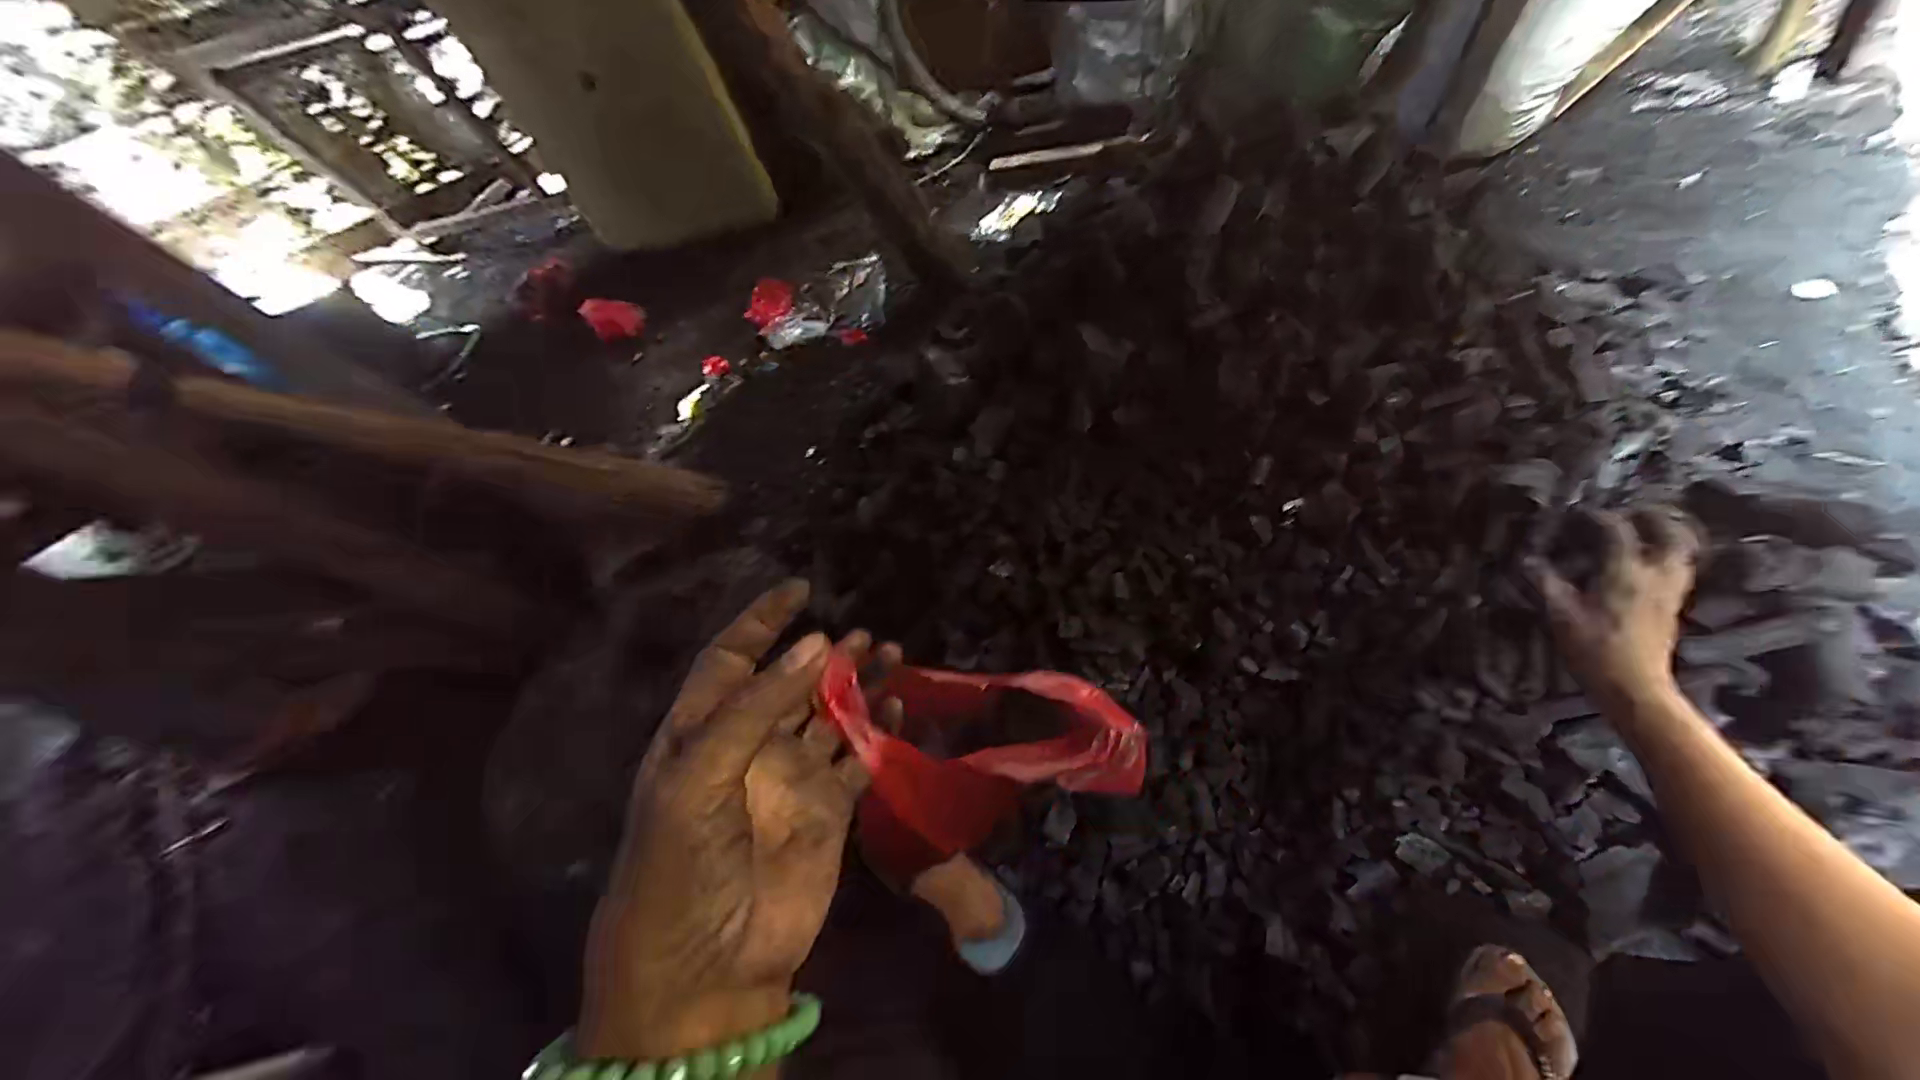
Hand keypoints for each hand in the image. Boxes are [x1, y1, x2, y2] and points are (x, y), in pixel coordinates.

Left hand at [578, 580, 875, 1060]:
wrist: (704, 966)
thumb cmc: (680, 862)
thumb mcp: (698, 776)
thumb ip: (758, 706)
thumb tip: (818, 643)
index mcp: (704, 730)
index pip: (732, 658)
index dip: (761, 621)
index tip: (799, 589)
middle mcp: (750, 745)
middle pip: (793, 682)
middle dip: (826, 653)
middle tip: (863, 633)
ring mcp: (792, 777)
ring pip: (831, 714)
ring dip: (859, 683)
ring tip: (889, 653)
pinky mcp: (829, 809)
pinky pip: (859, 758)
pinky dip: (879, 730)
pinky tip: (897, 706)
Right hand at [1529, 507, 1700, 714]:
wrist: (1634, 685)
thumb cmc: (1593, 648)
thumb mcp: (1560, 614)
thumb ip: (1546, 583)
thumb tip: (1528, 560)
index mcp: (1626, 573)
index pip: (1617, 531)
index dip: (1598, 518)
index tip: (1578, 513)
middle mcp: (1657, 576)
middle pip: (1671, 535)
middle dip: (1654, 517)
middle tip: (1632, 510)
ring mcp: (1670, 592)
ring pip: (1683, 552)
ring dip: (1669, 535)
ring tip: (1647, 530)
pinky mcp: (1673, 606)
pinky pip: (1680, 569)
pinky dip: (1669, 555)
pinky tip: (1649, 561)